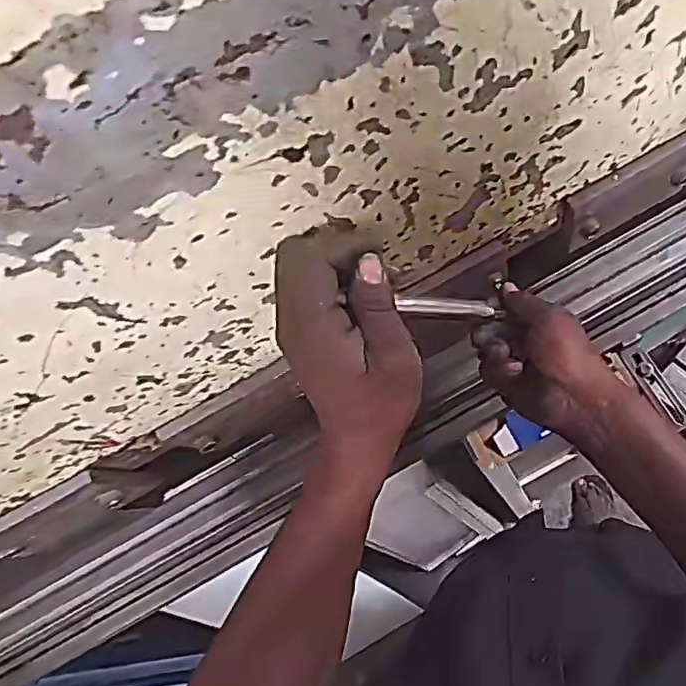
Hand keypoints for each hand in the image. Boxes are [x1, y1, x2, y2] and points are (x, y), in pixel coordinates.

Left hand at [275, 226, 421, 471]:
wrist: (356, 439)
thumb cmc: (381, 405)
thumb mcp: (395, 355)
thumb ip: (378, 305)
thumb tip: (370, 262)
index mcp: (313, 324)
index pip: (310, 257)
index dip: (346, 246)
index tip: (379, 256)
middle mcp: (292, 320)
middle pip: (295, 253)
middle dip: (336, 248)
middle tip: (374, 265)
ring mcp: (290, 325)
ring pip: (296, 265)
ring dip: (334, 261)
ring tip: (372, 282)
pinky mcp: (298, 329)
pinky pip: (303, 285)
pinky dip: (330, 277)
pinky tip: (359, 297)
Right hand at [474, 288, 643, 448]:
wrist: (573, 398)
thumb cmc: (571, 359)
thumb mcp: (547, 316)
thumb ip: (523, 301)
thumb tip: (506, 289)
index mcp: (544, 322)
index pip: (511, 308)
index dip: (499, 307)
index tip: (491, 305)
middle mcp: (530, 343)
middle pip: (494, 328)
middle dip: (490, 329)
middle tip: (494, 332)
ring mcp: (519, 364)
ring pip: (487, 350)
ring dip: (495, 352)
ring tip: (508, 355)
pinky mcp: (511, 385)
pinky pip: (489, 371)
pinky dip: (498, 370)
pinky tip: (512, 371)